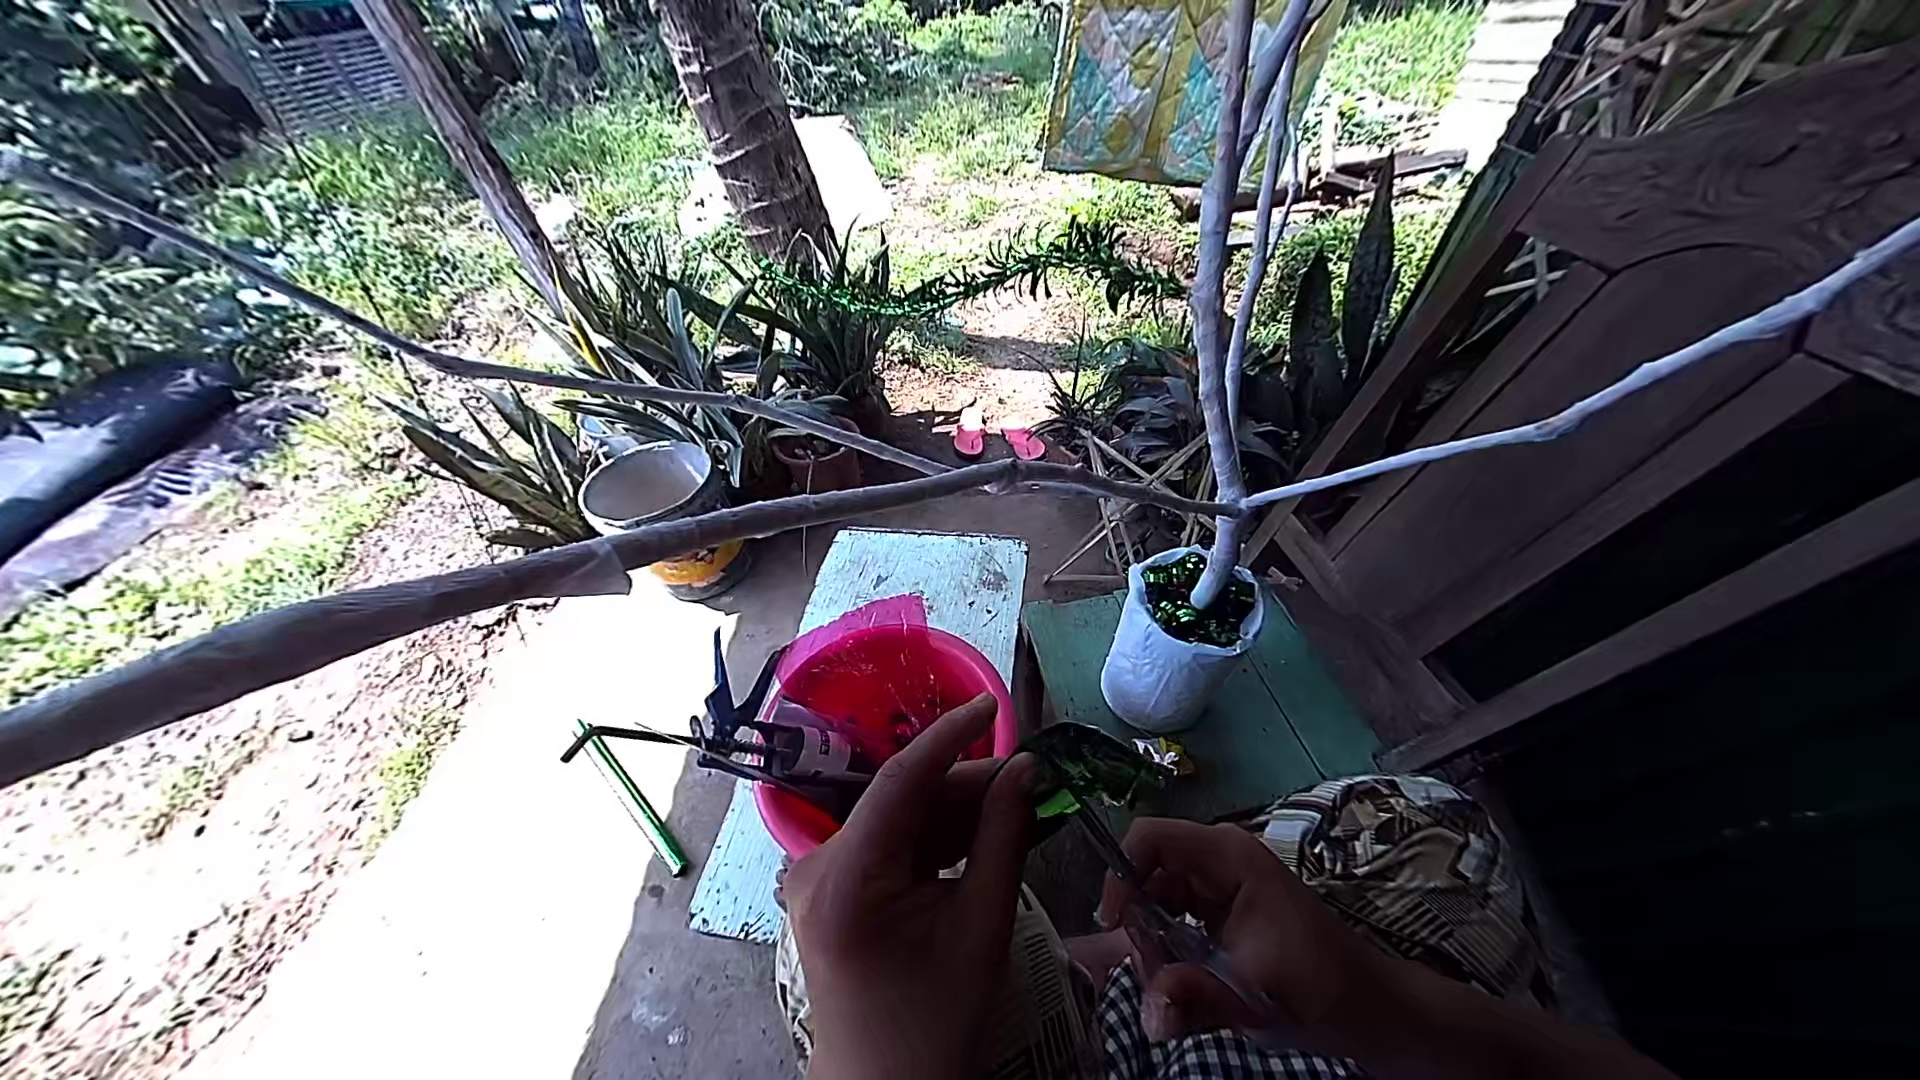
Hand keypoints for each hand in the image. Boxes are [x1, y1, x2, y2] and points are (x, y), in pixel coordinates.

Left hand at [785, 694, 1033, 1079]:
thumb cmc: (934, 1025)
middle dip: (970, 784)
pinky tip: (986, 830)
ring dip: (961, 809)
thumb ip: (1003, 838)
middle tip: (1029, 775)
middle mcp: (821, 866)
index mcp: (845, 880)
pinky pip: (896, 842)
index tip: (989, 704)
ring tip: (1019, 802)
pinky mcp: (838, 884)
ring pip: (904, 818)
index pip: (899, 781)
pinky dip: (941, 835)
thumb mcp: (982, 927)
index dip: (949, 736)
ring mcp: (824, 874)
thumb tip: (1026, 769)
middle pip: (906, 799)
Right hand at [1098, 817, 1394, 1051]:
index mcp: (1227, 854)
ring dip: (1151, 938)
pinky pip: (1172, 912)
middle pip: (1148, 868)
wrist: (1374, 1010)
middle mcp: (1217, 856)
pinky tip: (1180, 976)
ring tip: (1168, 982)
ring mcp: (1218, 878)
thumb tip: (1150, 1016)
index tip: (1114, 922)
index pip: (1151, 836)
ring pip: (1155, 893)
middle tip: (1150, 973)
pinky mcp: (1218, 903)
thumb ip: (1198, 999)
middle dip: (1139, 919)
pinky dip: (1166, 943)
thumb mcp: (1258, 996)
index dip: (1122, 871)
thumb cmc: (1323, 987)